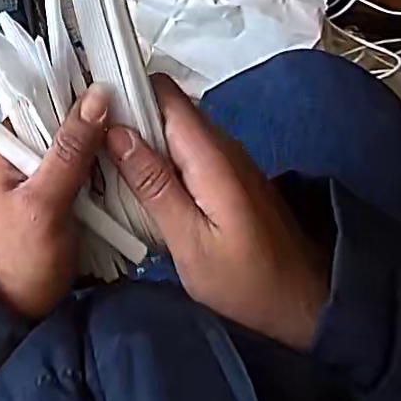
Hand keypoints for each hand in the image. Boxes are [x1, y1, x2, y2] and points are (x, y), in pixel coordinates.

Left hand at [0, 85, 111, 318]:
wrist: (13, 316)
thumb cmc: (15, 264)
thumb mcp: (43, 204)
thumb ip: (70, 152)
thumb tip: (96, 99)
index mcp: (1, 145)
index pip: (40, 99)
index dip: (76, 92)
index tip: (113, 88)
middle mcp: (17, 152)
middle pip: (61, 119)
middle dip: (95, 121)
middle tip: (131, 119)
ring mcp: (37, 173)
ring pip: (76, 144)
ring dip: (102, 146)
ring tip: (132, 142)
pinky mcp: (56, 193)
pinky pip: (83, 168)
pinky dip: (103, 169)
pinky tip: (123, 170)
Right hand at [106, 76, 330, 349]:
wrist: (310, 310)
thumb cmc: (250, 284)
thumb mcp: (191, 242)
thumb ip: (152, 184)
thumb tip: (115, 132)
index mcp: (208, 153)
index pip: (161, 91)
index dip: (125, 90)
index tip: (91, 110)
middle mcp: (218, 143)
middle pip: (163, 104)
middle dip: (125, 116)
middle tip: (90, 144)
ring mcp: (224, 157)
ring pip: (170, 126)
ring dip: (138, 138)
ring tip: (105, 164)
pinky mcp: (225, 174)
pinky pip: (182, 148)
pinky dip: (156, 157)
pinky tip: (137, 183)